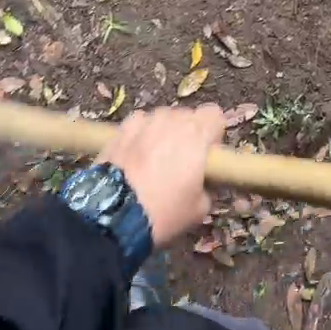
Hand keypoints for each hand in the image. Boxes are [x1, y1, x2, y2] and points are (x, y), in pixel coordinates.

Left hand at [97, 104, 224, 247]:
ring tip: (153, 162)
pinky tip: (134, 157)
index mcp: (197, 134)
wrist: (115, 214)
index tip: (206, 155)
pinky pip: (140, 124)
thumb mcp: (200, 208)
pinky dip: (141, 135)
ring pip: (162, 119)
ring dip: (163, 134)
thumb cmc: (164, 211)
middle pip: (187, 117)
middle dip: (187, 135)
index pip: (215, 115)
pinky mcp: (122, 127)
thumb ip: (207, 185)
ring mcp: (145, 120)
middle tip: (179, 163)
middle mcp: (172, 119)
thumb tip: (202, 181)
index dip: (213, 134)